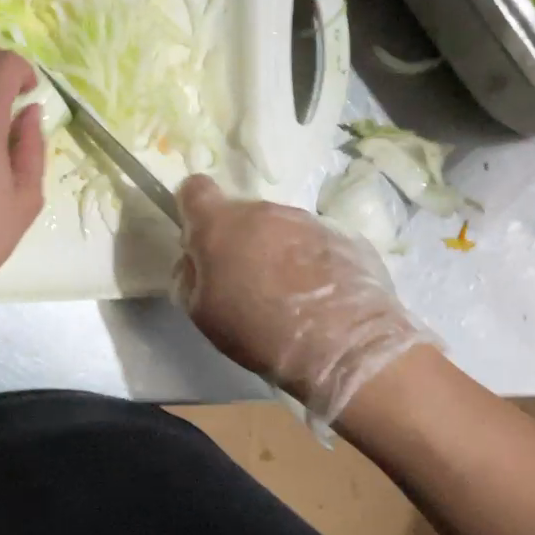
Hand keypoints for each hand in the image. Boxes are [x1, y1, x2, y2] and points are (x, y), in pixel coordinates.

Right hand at [176, 176, 437, 427]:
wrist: (341, 345)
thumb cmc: (257, 331)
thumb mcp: (200, 313)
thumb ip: (190, 276)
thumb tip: (195, 261)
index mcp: (221, 226)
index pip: (195, 189)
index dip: (192, 209)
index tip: (197, 237)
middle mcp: (265, 211)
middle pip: (241, 213)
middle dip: (237, 239)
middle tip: (242, 280)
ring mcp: (309, 219)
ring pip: (278, 227)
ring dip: (274, 250)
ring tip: (283, 291)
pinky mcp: (344, 235)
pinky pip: (313, 242)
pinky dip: (307, 261)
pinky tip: (313, 294)